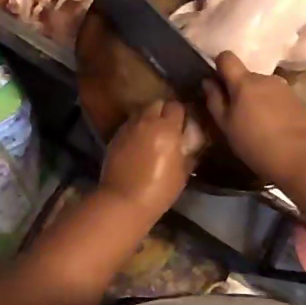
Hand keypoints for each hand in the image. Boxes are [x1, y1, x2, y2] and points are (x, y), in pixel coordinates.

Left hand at [99, 100, 203, 214]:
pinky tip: (138, 144)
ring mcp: (128, 127)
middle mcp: (146, 121)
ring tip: (152, 134)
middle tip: (168, 127)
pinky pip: (129, 124)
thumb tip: (190, 141)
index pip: (176, 106)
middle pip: (157, 103)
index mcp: (167, 128)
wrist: (123, 201)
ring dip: (148, 118)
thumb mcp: (183, 172)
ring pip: (141, 112)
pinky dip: (136, 128)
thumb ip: (188, 151)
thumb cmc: (159, 189)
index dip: (181, 114)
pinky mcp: (115, 136)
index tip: (184, 125)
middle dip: (164, 111)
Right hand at [201, 52, 305, 185]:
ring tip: (257, 126)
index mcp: (244, 82)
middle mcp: (266, 79)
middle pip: (247, 77)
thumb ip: (216, 102)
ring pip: (264, 89)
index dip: (219, 66)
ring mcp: (286, 89)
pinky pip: (279, 100)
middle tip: (236, 115)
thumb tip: (208, 81)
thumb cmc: (258, 144)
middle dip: (240, 90)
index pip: (227, 58)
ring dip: (258, 102)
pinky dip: (273, 110)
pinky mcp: (301, 102)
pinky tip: (275, 131)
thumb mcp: (228, 127)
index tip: (216, 83)